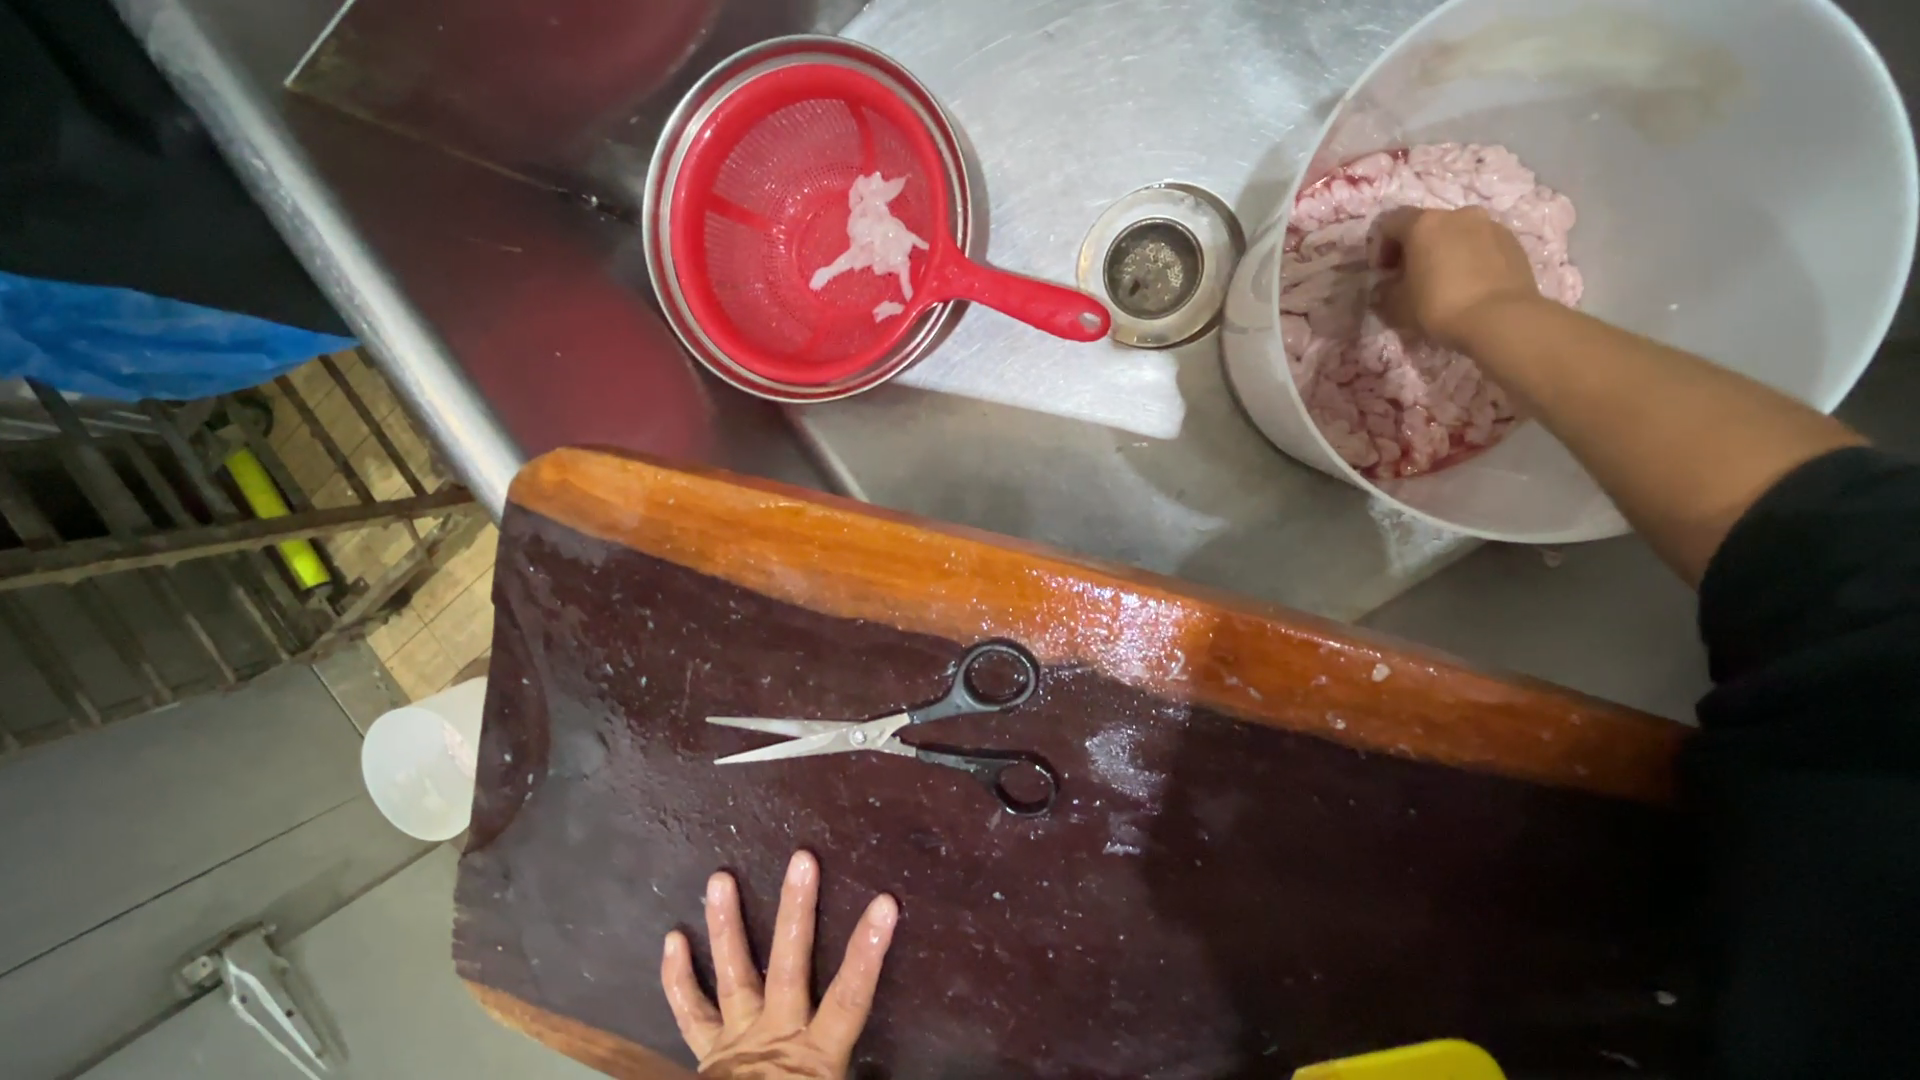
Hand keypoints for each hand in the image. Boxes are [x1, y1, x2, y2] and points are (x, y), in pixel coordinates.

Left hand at [662, 851, 898, 1079]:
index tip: (885, 902)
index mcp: (817, 1057)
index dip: (868, 950)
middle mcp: (776, 1036)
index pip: (852, 996)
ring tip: (719, 878)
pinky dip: (677, 977)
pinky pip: (689, 1012)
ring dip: (727, 924)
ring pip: (733, 974)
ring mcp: (737, 1040)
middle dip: (797, 911)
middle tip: (802, 858)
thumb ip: (847, 1068)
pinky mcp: (707, 1052)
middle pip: (791, 966)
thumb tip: (882, 1068)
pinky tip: (673, 939)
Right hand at [1371, 206, 1542, 349]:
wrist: (1500, 318)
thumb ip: (1385, 290)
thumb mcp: (1396, 305)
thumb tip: (1387, 286)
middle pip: (1427, 225)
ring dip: (1444, 251)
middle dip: (1414, 248)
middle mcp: (1458, 214)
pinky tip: (1468, 284)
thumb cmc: (1438, 306)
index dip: (1380, 246)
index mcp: (1424, 224)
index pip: (1390, 223)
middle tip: (1410, 276)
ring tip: (1443, 281)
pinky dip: (1469, 258)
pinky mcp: (1512, 241)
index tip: (1382, 272)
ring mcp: (1490, 225)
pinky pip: (1481, 244)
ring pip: (1457, 233)